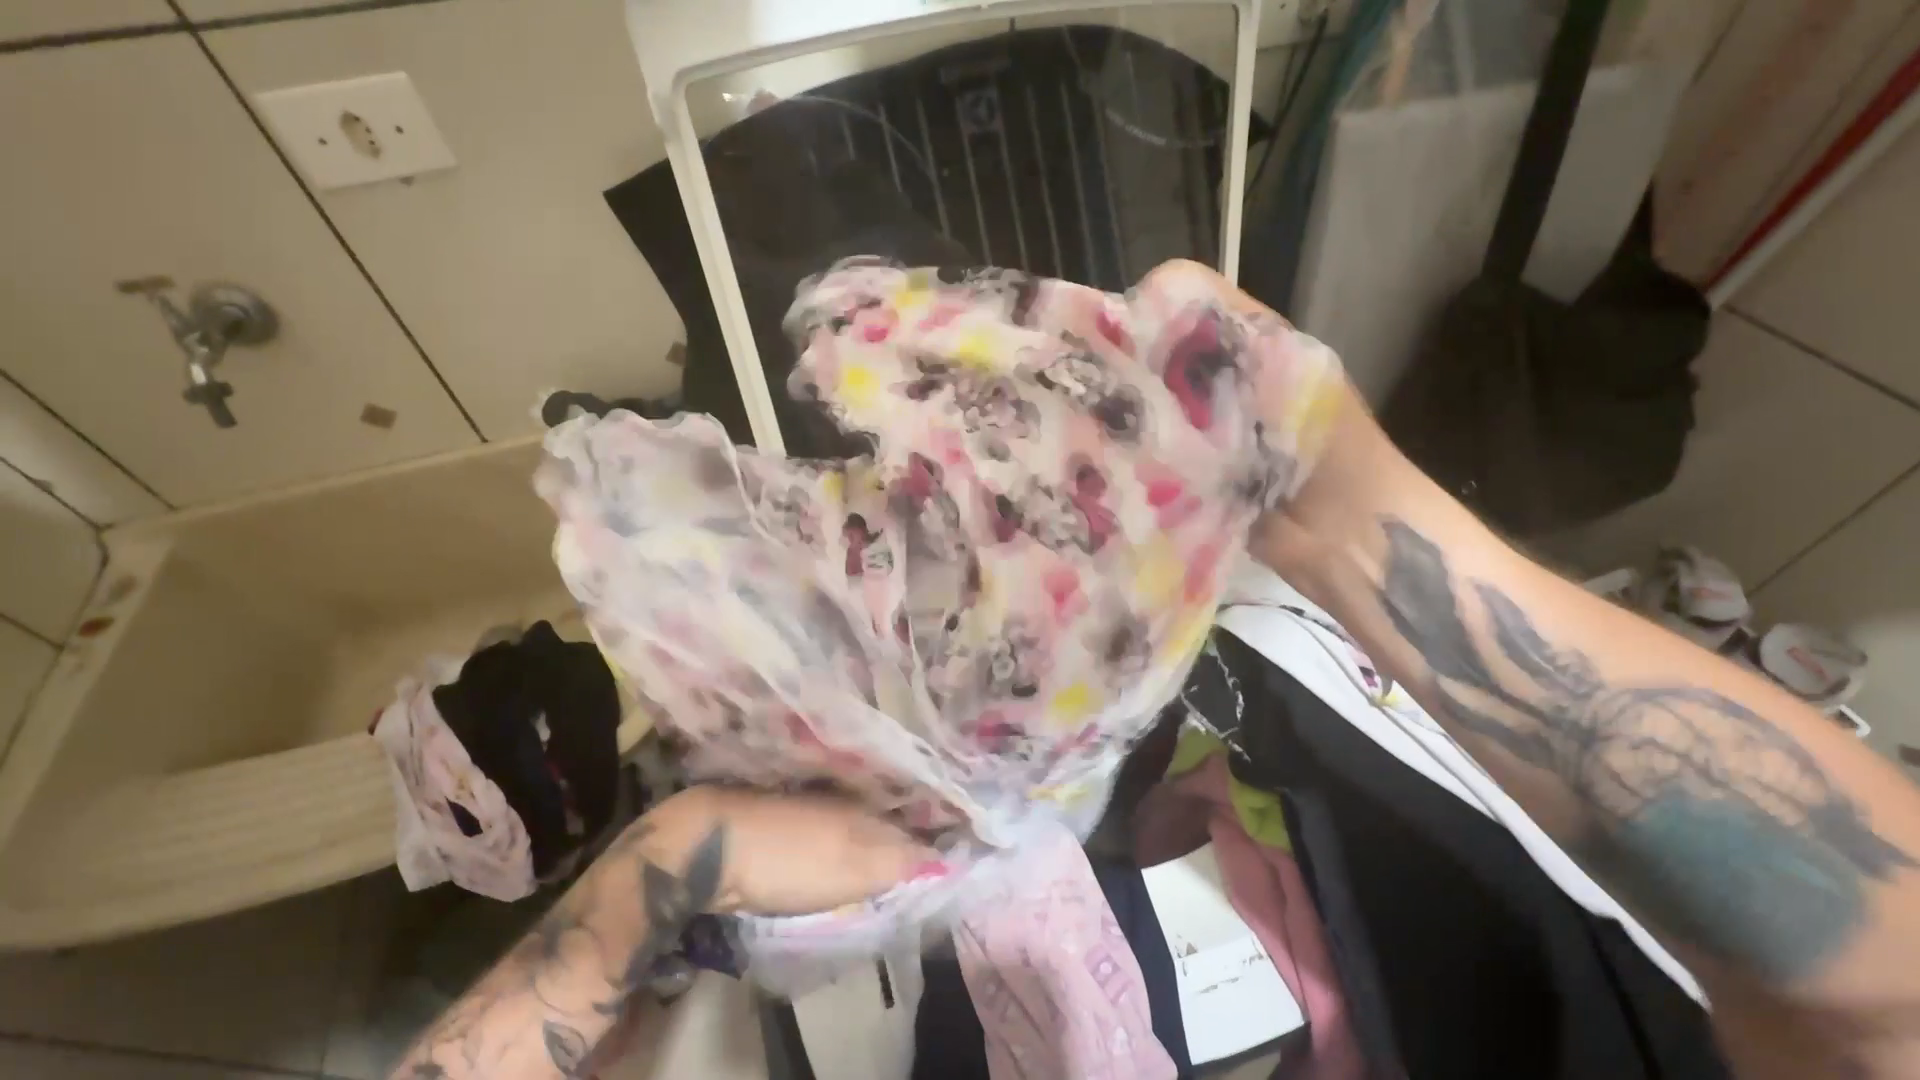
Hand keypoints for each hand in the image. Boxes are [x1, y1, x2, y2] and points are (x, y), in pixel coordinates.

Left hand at [631, 786, 937, 916]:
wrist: (710, 847)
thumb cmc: (789, 859)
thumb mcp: (853, 868)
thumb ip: (900, 861)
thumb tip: (946, 859)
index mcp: (865, 809)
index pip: (910, 828)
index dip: (930, 846)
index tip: (951, 862)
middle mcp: (844, 802)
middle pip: (885, 825)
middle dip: (905, 841)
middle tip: (927, 866)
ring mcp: (810, 811)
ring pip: (856, 827)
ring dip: (873, 844)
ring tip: (891, 865)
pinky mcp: (783, 824)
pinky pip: (828, 835)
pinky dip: (842, 848)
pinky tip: (842, 862)